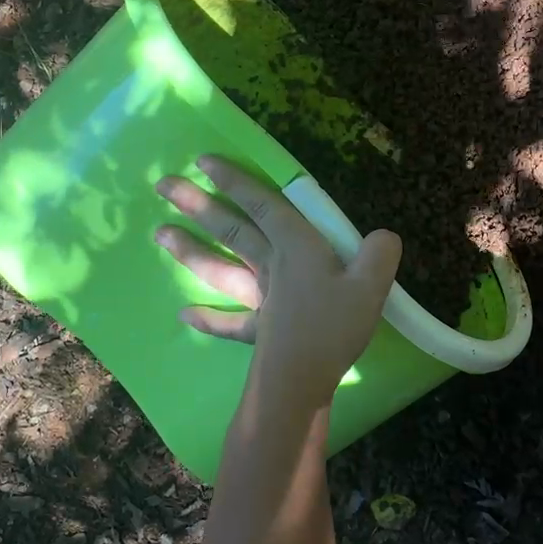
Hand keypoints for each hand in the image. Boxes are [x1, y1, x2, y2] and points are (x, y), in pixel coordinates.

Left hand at [155, 156, 401, 401]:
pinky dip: (207, 319)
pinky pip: (229, 324)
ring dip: (190, 251)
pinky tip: (183, 314)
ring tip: (159, 234)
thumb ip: (380, 252)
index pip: (263, 205)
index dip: (236, 182)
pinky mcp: (257, 333)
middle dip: (199, 205)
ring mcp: (260, 300)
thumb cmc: (332, 327)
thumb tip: (383, 236)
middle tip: (163, 186)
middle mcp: (272, 266)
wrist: (299, 383)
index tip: (204, 160)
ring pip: (221, 268)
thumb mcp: (372, 284)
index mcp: (297, 246)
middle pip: (232, 229)